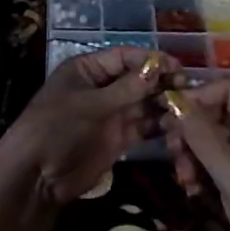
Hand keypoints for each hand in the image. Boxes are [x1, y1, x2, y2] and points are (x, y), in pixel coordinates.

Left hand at [2, 47, 173, 204]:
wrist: (39, 173)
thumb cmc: (57, 127)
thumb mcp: (91, 105)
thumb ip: (126, 88)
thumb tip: (157, 68)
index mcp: (87, 69)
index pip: (123, 57)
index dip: (150, 60)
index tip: (178, 67)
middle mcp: (101, 88)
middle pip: (137, 79)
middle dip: (162, 82)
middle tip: (190, 89)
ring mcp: (110, 113)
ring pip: (143, 103)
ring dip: (165, 104)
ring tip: (191, 108)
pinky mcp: (118, 138)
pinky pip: (143, 126)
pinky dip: (160, 125)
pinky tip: (180, 126)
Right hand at [164, 80, 229, 230]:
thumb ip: (203, 137)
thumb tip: (174, 102)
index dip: (198, 98)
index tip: (169, 119)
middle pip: (224, 109)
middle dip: (194, 128)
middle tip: (170, 150)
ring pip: (221, 131)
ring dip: (196, 149)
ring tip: (183, 176)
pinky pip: (228, 152)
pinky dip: (207, 164)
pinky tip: (193, 184)